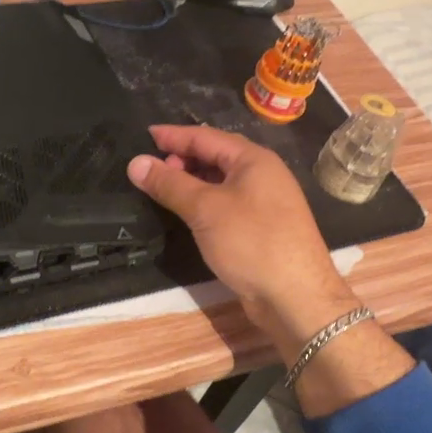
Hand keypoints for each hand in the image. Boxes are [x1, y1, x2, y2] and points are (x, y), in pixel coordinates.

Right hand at [126, 125, 413, 417]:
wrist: (296, 297)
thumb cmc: (251, 242)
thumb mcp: (205, 209)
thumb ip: (170, 184)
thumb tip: (135, 163)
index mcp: (254, 160)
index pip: (206, 137)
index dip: (173, 135)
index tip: (144, 135)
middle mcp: (263, 174)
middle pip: (216, 156)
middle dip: (182, 158)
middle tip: (152, 170)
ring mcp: (265, 202)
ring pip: (221, 182)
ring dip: (192, 182)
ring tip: (163, 190)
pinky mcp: (262, 228)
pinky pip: (227, 204)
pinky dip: (205, 202)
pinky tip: (188, 214)